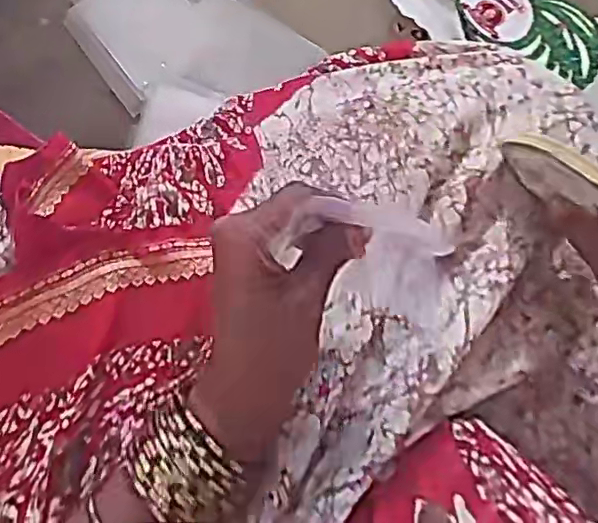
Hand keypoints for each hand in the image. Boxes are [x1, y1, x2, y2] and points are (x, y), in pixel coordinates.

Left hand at [189, 184, 367, 461]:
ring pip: (285, 218)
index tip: (365, 223)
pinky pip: (276, 234)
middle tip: (361, 236)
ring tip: (350, 246)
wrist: (238, 399)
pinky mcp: (238, 255)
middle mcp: (232, 226)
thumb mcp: (306, 297)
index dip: (334, 206)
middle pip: (289, 205)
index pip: (296, 197)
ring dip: (317, 229)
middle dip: (327, 217)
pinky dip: (301, 240)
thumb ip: (330, 250)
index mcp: (243, 231)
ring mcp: (233, 240)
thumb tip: (357, 224)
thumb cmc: (270, 353)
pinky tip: (325, 254)